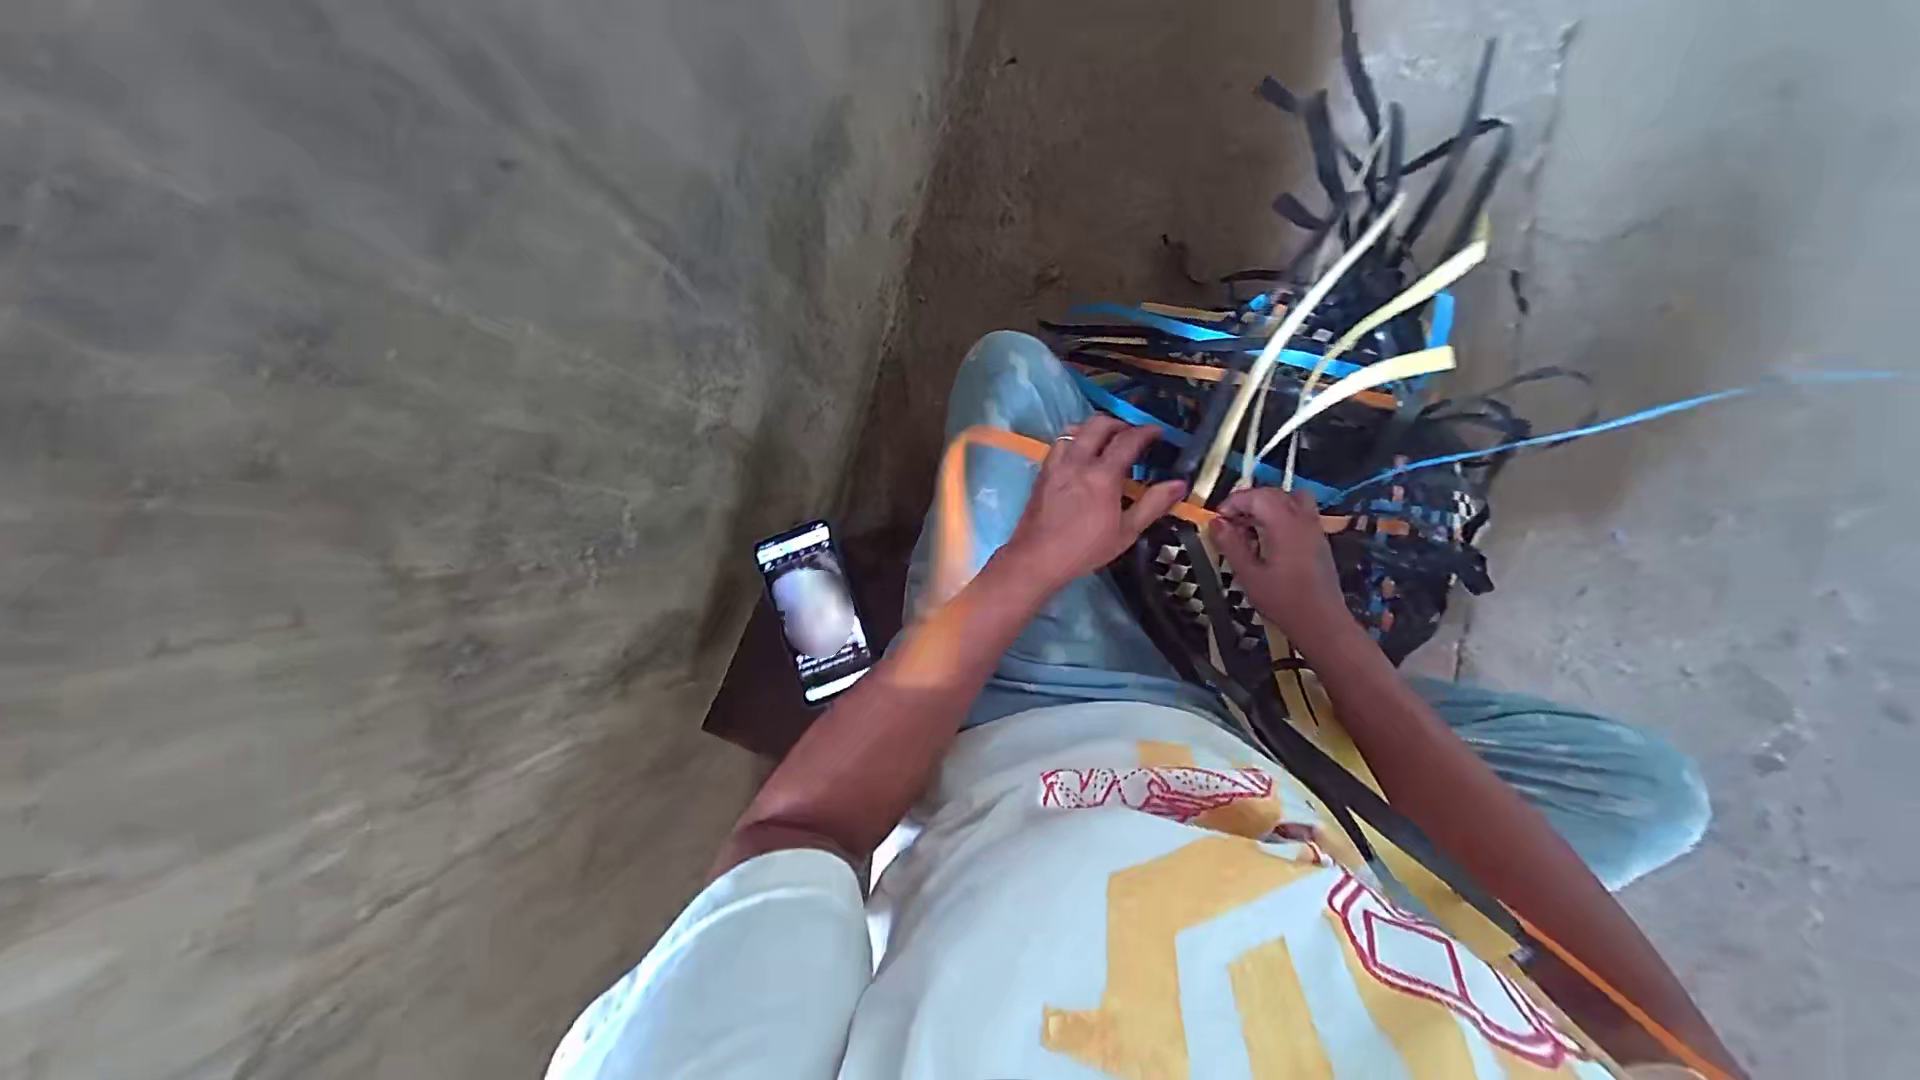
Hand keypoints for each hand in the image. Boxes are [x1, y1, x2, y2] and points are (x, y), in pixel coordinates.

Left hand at [1001, 417, 1188, 590]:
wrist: (1037, 558)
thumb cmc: (1085, 549)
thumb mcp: (1126, 531)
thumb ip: (1153, 504)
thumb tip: (1179, 484)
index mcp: (1102, 475)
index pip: (1128, 440)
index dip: (1146, 431)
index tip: (1157, 432)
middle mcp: (1077, 461)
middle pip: (1099, 424)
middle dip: (1120, 423)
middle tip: (1132, 435)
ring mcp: (1056, 464)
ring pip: (1075, 429)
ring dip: (1093, 429)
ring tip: (1105, 442)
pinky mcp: (1042, 472)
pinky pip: (1059, 444)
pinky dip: (1074, 440)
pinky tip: (1080, 456)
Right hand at [1207, 487, 1353, 641]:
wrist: (1320, 621)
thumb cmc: (1281, 599)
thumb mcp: (1248, 573)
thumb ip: (1230, 544)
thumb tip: (1215, 522)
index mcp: (1284, 524)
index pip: (1257, 496)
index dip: (1233, 502)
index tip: (1218, 519)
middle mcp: (1303, 519)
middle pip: (1274, 493)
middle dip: (1248, 502)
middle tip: (1230, 523)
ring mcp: (1314, 527)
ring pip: (1290, 498)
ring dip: (1267, 505)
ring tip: (1251, 526)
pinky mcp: (1319, 538)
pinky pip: (1299, 512)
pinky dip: (1281, 514)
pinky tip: (1268, 538)